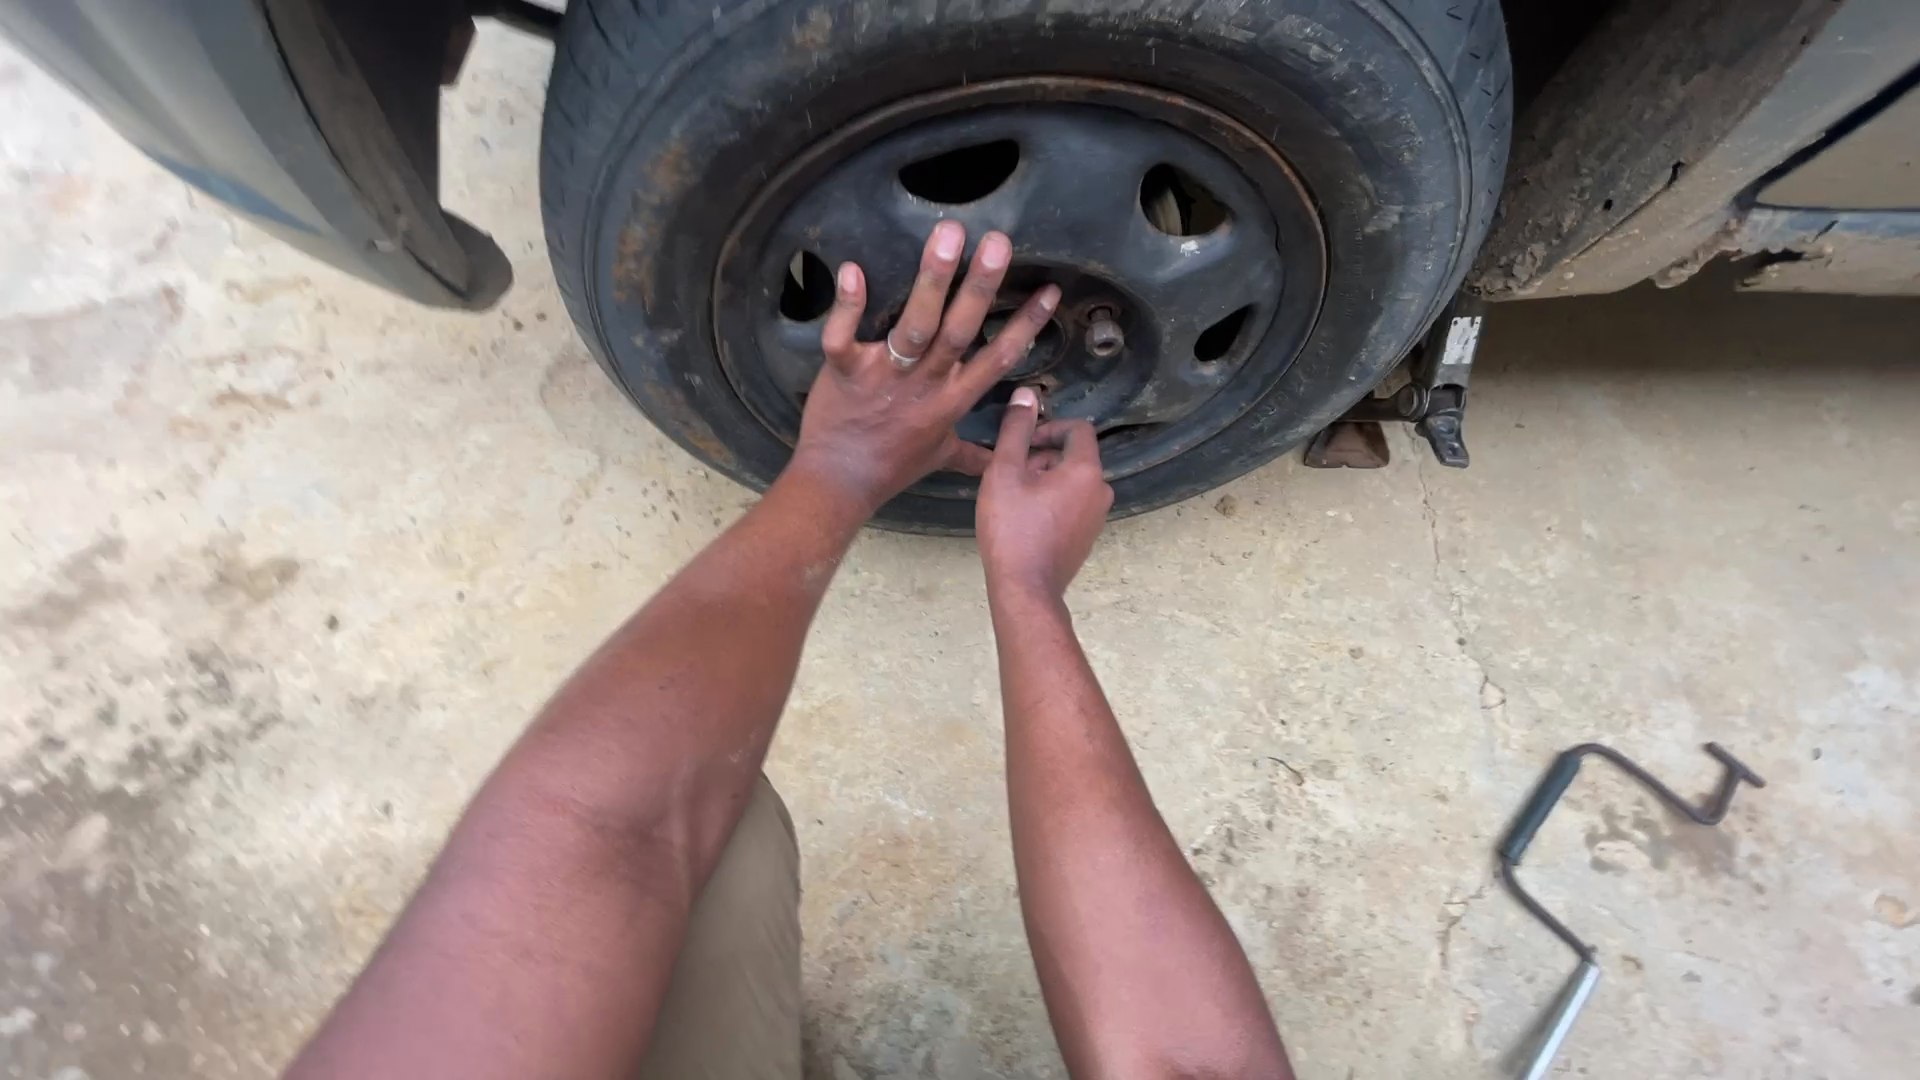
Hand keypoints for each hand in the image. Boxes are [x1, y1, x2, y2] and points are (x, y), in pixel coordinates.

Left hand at [787, 221, 1060, 513]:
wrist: (840, 482)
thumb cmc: (892, 468)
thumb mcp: (941, 458)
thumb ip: (973, 454)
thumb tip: (1000, 463)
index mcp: (952, 401)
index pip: (998, 358)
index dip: (1025, 324)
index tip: (1048, 289)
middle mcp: (925, 383)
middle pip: (959, 331)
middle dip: (981, 286)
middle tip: (999, 242)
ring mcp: (884, 375)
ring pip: (915, 324)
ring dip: (931, 280)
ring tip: (947, 236)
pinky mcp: (844, 371)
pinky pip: (843, 337)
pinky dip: (848, 306)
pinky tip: (853, 269)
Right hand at [976, 387, 1114, 598]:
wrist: (1025, 588)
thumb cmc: (1012, 528)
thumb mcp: (1005, 472)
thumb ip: (1016, 430)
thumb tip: (1027, 394)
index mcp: (1086, 471)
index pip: (1077, 429)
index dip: (1047, 427)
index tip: (1021, 443)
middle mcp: (1101, 491)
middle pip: (1073, 456)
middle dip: (1041, 457)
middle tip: (1011, 474)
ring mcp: (1097, 517)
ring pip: (1071, 481)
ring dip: (1044, 479)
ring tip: (1014, 497)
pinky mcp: (1087, 537)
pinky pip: (1072, 504)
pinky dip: (1051, 501)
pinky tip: (1025, 519)